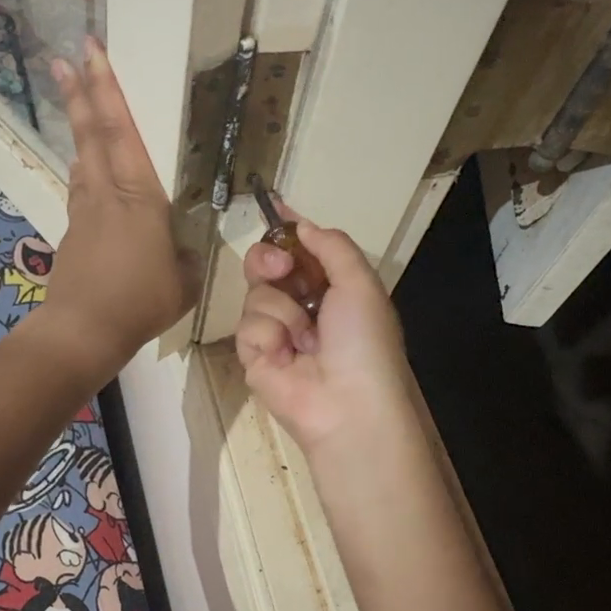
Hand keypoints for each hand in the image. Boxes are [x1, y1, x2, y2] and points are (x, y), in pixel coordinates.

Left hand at [42, 37, 199, 372]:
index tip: (93, 52)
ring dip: (79, 128)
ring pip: (82, 158)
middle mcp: (107, 193)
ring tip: (77, 103)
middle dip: (81, 91)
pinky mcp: (72, 234)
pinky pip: (81, 190)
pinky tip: (87, 175)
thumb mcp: (185, 283)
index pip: (122, 131)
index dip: (108, 89)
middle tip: (66, 56)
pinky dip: (84, 172)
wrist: (84, 330)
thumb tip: (184, 250)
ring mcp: (85, 212)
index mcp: (140, 197)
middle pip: (92, 132)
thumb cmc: (141, 303)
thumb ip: (187, 258)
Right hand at [236, 210, 416, 452]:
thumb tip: (302, 225)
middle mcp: (302, 307)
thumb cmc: (363, 341)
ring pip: (255, 294)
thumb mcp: (360, 282)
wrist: (348, 403)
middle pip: (267, 266)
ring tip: (304, 337)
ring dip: (281, 310)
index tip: (273, 206)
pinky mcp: (255, 357)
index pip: (303, 251)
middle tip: (281, 270)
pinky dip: (269, 336)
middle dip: (269, 260)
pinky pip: (248, 327)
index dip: (288, 229)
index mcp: (333, 289)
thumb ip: (332, 246)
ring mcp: (277, 333)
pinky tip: (287, 357)